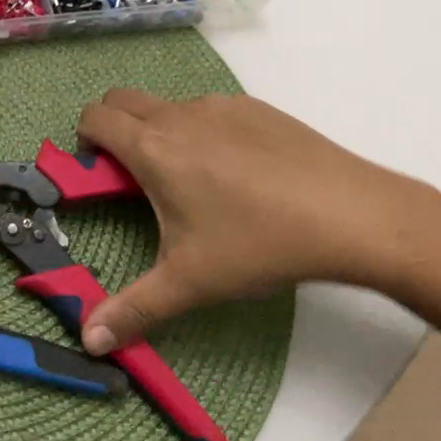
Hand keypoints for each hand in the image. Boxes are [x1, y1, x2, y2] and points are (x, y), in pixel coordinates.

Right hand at [72, 89, 440, 355]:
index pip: (93, 117)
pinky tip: (239, 174)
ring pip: (167, 105)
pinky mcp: (256, 107)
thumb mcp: (190, 283)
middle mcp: (178, 115)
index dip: (85, 140)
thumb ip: (133, 309)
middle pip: (120, 98)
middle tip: (133, 175)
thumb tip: (91, 342)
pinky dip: (203, 131)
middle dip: (113, 127)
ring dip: (159, 129)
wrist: (355, 216)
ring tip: (194, 181)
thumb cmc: (260, 245)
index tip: (101, 175)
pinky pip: (209, 111)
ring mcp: (219, 105)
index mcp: (151, 148)